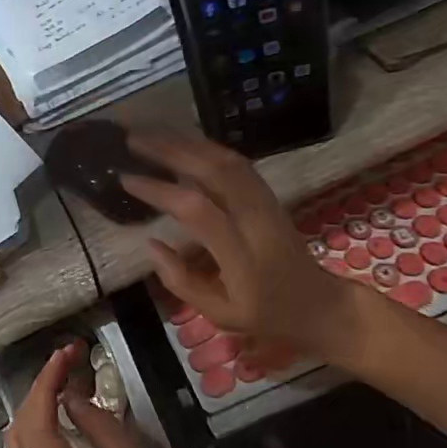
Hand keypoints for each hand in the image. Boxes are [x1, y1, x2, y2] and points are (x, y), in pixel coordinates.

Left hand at [8, 341, 199, 447]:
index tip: (64, 354)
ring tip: (67, 373)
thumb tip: (73, 399)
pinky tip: (66, 403)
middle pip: (22, 428)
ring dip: (38, 400)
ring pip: (22, 436)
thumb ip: (108, 435)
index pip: (38, 427)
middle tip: (70, 356)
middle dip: (41, 386)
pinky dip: (42, 417)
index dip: (45, 385)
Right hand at [120, 131, 369, 366]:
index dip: (160, 191)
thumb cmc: (264, 313)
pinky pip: (238, 162)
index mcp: (242, 256)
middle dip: (172, 151)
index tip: (126, 179)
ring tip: (152, 134)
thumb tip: (150, 243)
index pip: (198, 210)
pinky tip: (182, 142)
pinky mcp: (269, 195)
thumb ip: (181, 281)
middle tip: (133, 141)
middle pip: (216, 173)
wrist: (320, 304)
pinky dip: (206, 147)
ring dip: (188, 143)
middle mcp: (257, 222)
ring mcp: (267, 204)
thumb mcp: (219, 313)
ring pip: (228, 161)